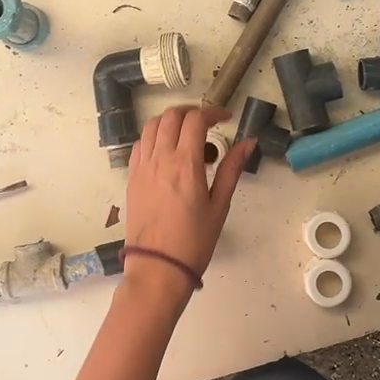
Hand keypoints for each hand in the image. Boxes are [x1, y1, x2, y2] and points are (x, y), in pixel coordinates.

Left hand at [124, 106, 251, 290]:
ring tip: (186, 132)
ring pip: (152, 125)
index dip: (212, 111)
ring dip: (170, 120)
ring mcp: (142, 167)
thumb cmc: (194, 241)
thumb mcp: (219, 206)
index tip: (225, 117)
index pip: (196, 120)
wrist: (158, 268)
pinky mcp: (131, 177)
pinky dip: (154, 136)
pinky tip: (166, 148)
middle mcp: (160, 158)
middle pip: (172, 116)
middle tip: (207, 122)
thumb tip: (248, 142)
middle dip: (191, 112)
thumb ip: (232, 169)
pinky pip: (140, 144)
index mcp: (185, 164)